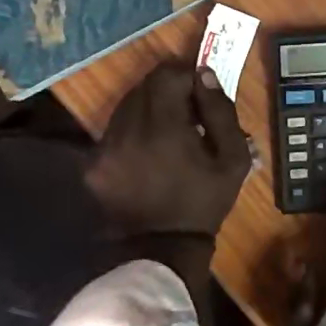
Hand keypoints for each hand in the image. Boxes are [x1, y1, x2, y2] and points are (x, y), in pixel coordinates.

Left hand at [85, 64, 251, 237]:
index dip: (187, 77)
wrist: (162, 250)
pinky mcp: (93, 164)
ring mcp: (104, 147)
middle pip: (145, 86)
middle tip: (188, 115)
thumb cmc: (204, 202)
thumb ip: (221, 111)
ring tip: (168, 135)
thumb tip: (204, 75)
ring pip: (127, 106)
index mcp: (162, 126)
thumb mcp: (233, 158)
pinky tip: (148, 154)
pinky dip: (132, 132)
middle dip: (168, 92)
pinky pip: (114, 130)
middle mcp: (126, 129)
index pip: (167, 74)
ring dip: (149, 110)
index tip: (200, 96)